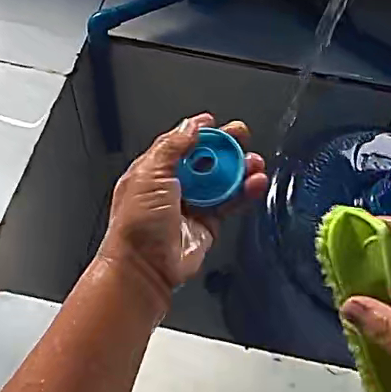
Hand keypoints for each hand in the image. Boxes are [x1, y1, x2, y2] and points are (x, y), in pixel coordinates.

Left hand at [93, 114, 268, 318]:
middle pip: (205, 159)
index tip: (215, 123)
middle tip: (241, 137)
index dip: (198, 132)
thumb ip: (172, 146)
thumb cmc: (136, 226)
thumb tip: (191, 126)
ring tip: (253, 162)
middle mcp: (173, 186)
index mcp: (153, 170)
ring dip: (239, 169)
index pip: (180, 143)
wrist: (145, 268)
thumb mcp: (150, 174)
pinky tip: (254, 182)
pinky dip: (245, 192)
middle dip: (225, 147)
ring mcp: (192, 205)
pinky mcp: (208, 224)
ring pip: (221, 180)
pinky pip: (230, 203)